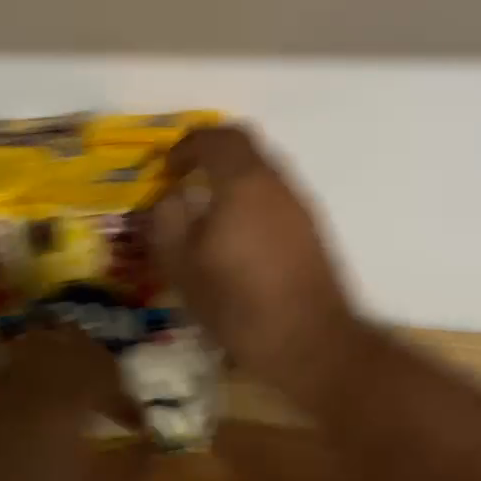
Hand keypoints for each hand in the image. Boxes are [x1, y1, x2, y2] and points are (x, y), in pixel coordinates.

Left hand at [0, 329, 149, 480]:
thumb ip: (136, 470)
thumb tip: (151, 440)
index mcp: (57, 406)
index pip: (101, 364)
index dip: (124, 388)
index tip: (137, 421)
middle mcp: (13, 393)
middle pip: (56, 343)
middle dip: (86, 361)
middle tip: (105, 394)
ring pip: (18, 358)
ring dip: (48, 369)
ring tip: (67, 405)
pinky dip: (15, 391)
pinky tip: (24, 430)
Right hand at [151, 126, 366, 405]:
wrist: (312, 343)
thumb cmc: (239, 304)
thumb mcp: (183, 267)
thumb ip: (168, 221)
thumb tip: (171, 197)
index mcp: (244, 182)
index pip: (217, 137)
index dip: (187, 144)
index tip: (167, 168)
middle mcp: (277, 183)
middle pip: (245, 147)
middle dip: (211, 155)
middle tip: (186, 177)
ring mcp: (300, 206)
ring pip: (263, 171)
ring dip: (233, 179)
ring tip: (207, 210)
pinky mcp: (311, 230)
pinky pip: (275, 196)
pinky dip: (251, 199)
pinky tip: (236, 236)